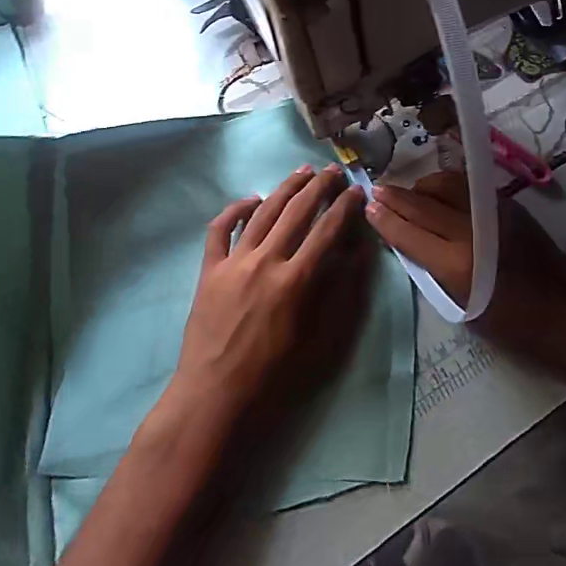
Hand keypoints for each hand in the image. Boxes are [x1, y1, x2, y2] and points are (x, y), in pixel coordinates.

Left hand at [169, 164, 370, 425]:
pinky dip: (235, 209)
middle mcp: (265, 262)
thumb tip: (357, 255)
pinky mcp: (209, 270)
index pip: (327, 231)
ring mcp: (233, 263)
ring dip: (285, 188)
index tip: (357, 190)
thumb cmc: (273, 375)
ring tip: (302, 171)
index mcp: (295, 281)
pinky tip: (252, 200)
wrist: (214, 395)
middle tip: (333, 170)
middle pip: (296, 211)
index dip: (345, 207)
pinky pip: (220, 229)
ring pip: (262, 212)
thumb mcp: (320, 342)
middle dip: (319, 186)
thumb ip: (341, 295)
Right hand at [365, 171, 565, 380]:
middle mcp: (470, 230)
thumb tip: (408, 243)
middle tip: (376, 191)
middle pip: (422, 203)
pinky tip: (437, 191)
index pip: (408, 232)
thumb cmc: (514, 324)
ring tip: (405, 191)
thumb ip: (433, 271)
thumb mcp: (464, 306)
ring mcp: (490, 212)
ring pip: (444, 184)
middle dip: (395, 197)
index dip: (385, 218)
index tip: (368, 207)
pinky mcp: (507, 204)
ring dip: (420, 186)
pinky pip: (466, 186)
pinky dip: (445, 185)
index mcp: (457, 264)